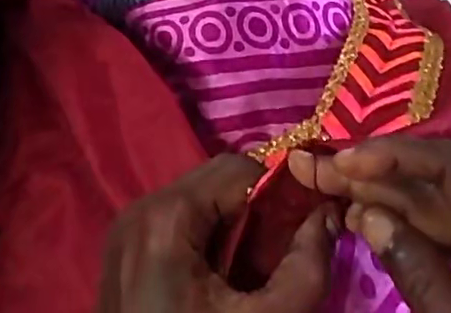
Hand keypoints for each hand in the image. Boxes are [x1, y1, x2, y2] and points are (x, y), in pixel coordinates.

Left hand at [98, 154, 338, 312]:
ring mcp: (127, 227)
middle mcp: (141, 206)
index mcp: (168, 215)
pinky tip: (221, 282)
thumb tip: (326, 216)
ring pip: (198, 200)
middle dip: (255, 211)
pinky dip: (207, 239)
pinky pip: (177, 221)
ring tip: (251, 273)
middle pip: (216, 181)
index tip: (304, 226)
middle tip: (281, 255)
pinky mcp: (123, 249)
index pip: (238, 168)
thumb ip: (304, 269)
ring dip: (233, 225)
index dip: (278, 192)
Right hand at [287, 139, 450, 312]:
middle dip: (375, 171)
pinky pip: (446, 240)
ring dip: (381, 193)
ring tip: (327, 185)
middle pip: (442, 187)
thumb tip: (369, 214)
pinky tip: (367, 218)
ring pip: (439, 210)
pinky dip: (403, 225)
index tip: (341, 163)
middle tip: (313, 167)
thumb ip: (426, 285)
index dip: (394, 156)